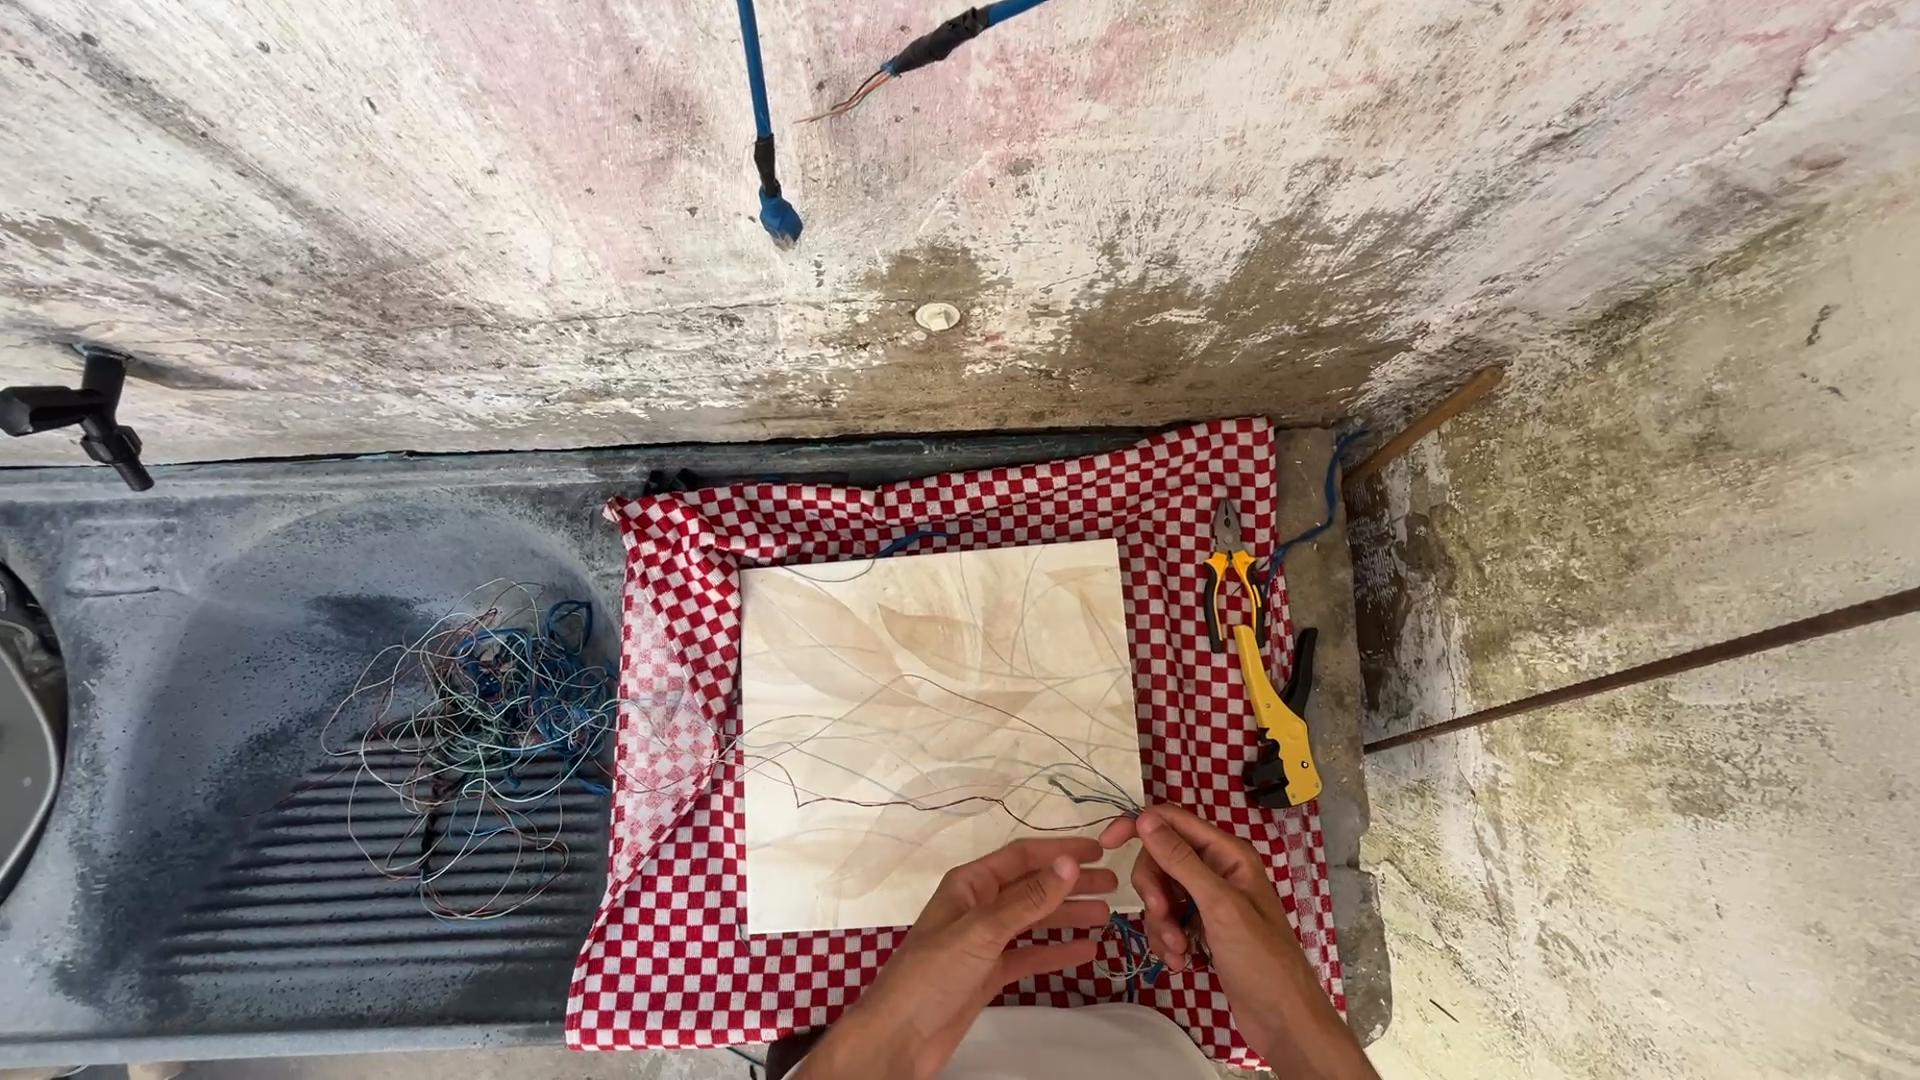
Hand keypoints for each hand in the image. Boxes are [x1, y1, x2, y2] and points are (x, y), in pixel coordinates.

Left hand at [797, 837, 1117, 1079]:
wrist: (901, 1036)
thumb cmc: (933, 973)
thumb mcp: (982, 930)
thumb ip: (1028, 899)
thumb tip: (1068, 863)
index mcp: (970, 883)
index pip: (1023, 856)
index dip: (1060, 850)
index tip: (1098, 851)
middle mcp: (979, 904)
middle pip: (1032, 886)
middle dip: (1070, 883)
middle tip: (1112, 884)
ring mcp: (985, 940)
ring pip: (1034, 919)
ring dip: (1068, 915)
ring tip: (1106, 914)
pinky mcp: (989, 972)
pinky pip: (1029, 954)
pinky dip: (1056, 951)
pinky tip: (1085, 950)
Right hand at [1101, 804, 1377, 1078]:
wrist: (1284, 1023)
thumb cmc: (1261, 958)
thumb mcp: (1219, 905)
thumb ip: (1180, 859)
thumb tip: (1144, 818)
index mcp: (1226, 853)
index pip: (1171, 820)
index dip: (1137, 826)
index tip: (1107, 844)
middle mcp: (1216, 869)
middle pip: (1160, 859)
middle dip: (1154, 890)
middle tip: (1162, 916)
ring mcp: (1208, 900)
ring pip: (1160, 892)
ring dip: (1161, 922)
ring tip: (1178, 950)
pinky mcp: (1201, 928)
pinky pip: (1167, 919)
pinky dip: (1166, 938)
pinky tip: (1180, 960)